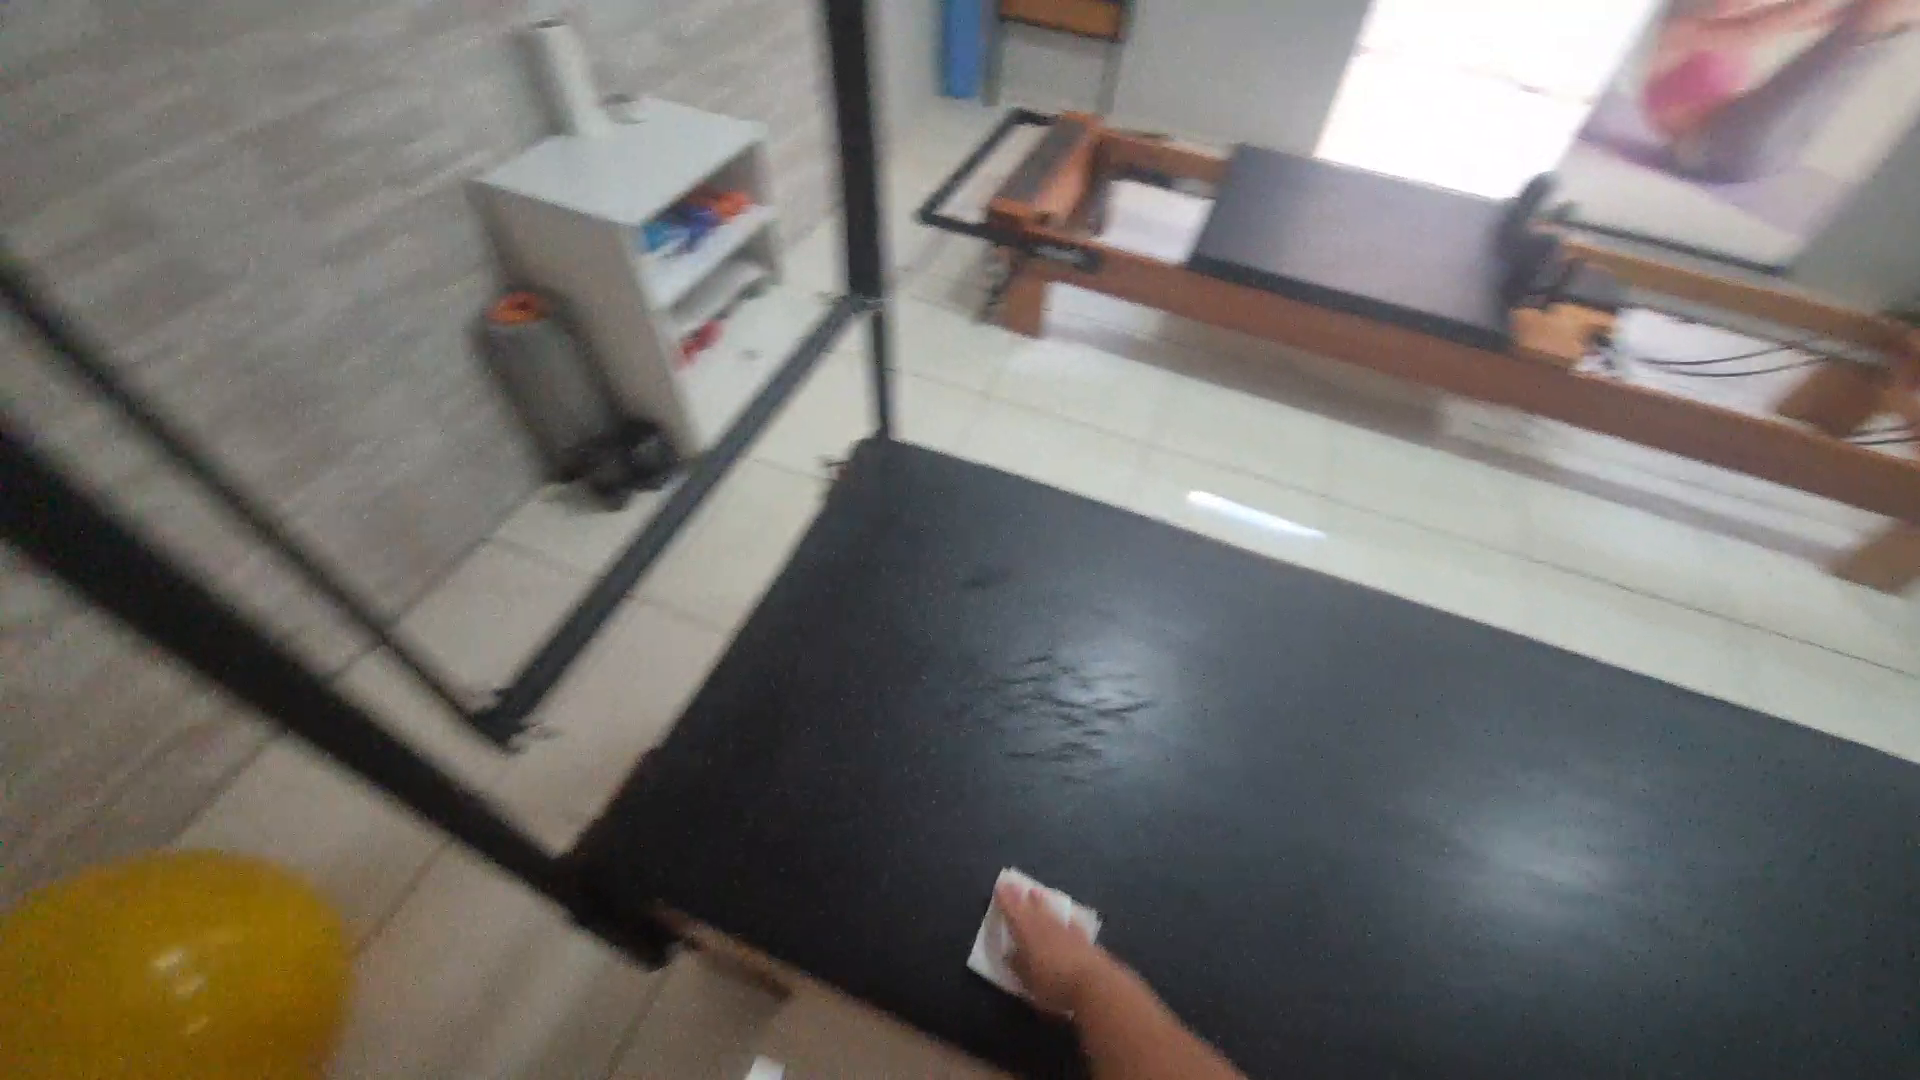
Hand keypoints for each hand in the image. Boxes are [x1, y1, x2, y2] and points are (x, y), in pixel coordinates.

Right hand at [996, 881, 1112, 1015]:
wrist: (1093, 984)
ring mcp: (1065, 930)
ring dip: (1042, 902)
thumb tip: (1009, 954)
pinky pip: (1071, 924)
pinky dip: (1066, 919)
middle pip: (1031, 907)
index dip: (1006, 899)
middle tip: (1014, 883)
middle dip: (1021, 896)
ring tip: (1036, 892)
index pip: (1013, 911)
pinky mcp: (1083, 939)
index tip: (1000, 885)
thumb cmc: (1054, 984)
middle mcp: (1046, 926)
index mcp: (1028, 933)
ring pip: (1050, 911)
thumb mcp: (1028, 981)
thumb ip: (1018, 965)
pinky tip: (1068, 917)